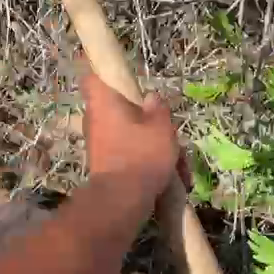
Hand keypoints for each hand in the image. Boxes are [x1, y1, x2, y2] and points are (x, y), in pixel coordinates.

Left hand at [83, 72, 183, 192]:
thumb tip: (151, 98)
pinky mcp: (105, 164)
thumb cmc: (140, 155)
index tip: (121, 76)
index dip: (104, 72)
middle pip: (120, 109)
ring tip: (180, 168)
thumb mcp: (160, 127)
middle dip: (149, 122)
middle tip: (170, 135)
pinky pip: (129, 153)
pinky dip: (148, 162)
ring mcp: (99, 143)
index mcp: (102, 101)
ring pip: (130, 135)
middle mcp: (95, 119)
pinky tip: (173, 180)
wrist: (121, 201)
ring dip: (154, 147)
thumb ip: (158, 108)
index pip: (92, 76)